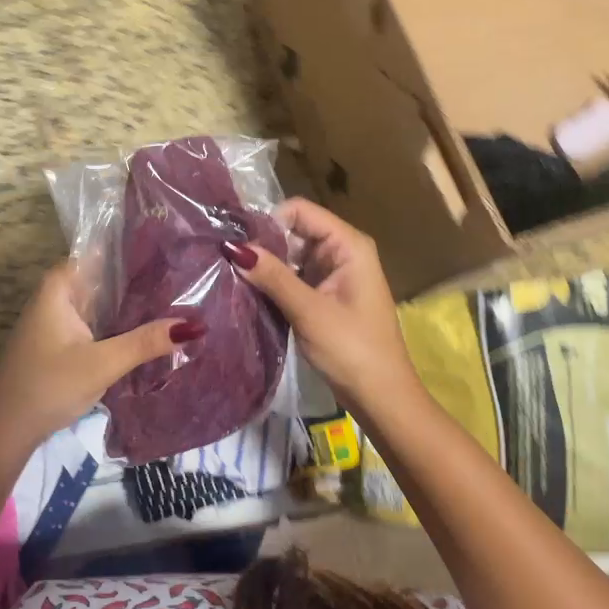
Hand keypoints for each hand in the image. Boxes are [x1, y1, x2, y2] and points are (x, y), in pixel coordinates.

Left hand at [0, 262, 200, 452]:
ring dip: (124, 300)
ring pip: (95, 302)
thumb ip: (145, 342)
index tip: (163, 241)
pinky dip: (113, 320)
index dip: (126, 246)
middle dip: (131, 274)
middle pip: (97, 277)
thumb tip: (196, 324)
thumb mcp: (103, 363)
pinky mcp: (58, 344)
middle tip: (177, 267)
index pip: (94, 252)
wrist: (7, 429)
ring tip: (171, 292)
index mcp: (57, 289)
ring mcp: (54, 322)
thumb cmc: (50, 386)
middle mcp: (53, 298)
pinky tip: (141, 326)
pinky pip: (91, 321)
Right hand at [222, 198, 416, 406]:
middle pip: (294, 231)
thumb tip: (232, 246)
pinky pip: (294, 277)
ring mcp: (334, 274)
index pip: (300, 211)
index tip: (237, 242)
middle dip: (263, 243)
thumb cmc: (352, 350)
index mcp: (348, 245)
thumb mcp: (309, 311)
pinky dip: (274, 283)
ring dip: (266, 265)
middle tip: (226, 260)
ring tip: (231, 275)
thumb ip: (272, 276)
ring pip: (291, 255)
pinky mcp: (325, 296)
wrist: (382, 398)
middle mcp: (342, 252)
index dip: (268, 220)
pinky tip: (250, 292)